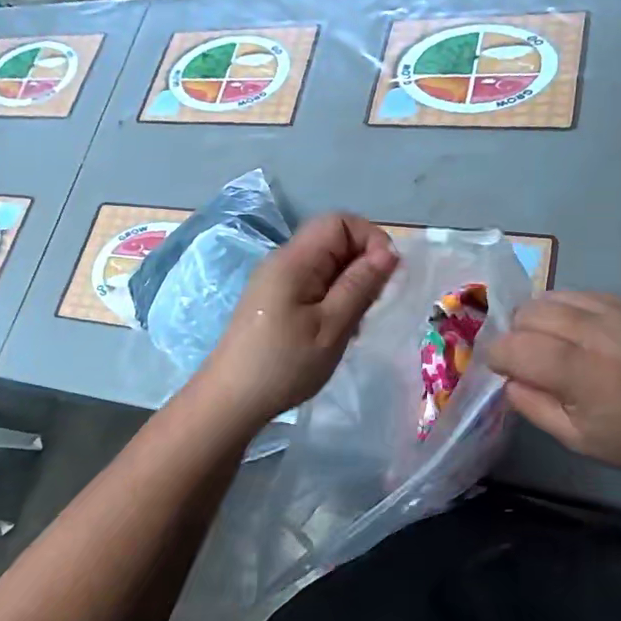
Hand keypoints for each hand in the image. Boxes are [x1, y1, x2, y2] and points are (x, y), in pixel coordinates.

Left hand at [195, 213, 398, 424]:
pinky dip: (330, 301)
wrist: (231, 399)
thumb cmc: (284, 364)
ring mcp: (274, 282)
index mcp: (293, 260)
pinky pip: (311, 286)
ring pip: (324, 266)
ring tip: (351, 326)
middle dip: (361, 266)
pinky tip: (332, 333)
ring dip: (348, 288)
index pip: (340, 221)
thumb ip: (361, 285)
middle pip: (332, 241)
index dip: (370, 240)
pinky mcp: (271, 301)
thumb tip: (389, 252)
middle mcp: (281, 262)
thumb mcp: (332, 327)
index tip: (385, 278)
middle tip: (369, 308)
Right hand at [488, 292, 620, 490]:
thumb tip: (507, 376)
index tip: (498, 368)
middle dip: (515, 334)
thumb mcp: (576, 439)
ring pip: (551, 297)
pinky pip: (578, 294)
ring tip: (547, 344)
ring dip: (536, 319)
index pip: (520, 346)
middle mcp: (605, 335)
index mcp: (591, 376)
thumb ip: (532, 405)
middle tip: (524, 358)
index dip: (497, 354)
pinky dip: (562, 311)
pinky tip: (572, 334)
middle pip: (531, 313)